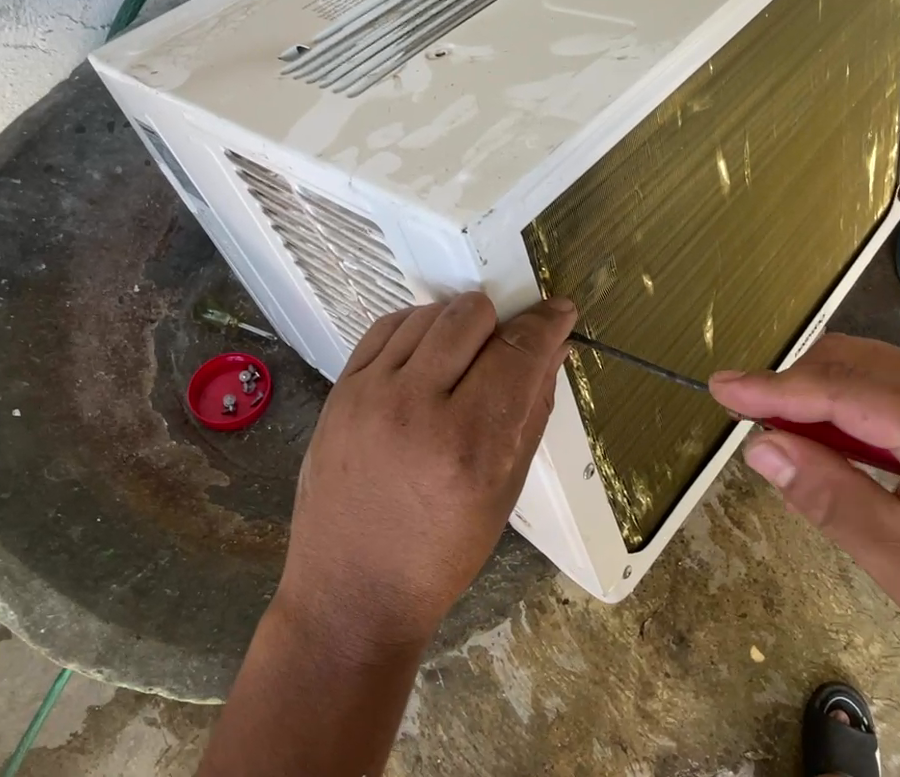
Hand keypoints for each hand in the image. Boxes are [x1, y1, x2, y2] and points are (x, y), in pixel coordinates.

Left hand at [274, 292, 576, 659]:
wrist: (352, 589)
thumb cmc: (441, 552)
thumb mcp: (505, 489)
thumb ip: (534, 408)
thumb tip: (554, 348)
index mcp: (470, 444)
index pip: (518, 350)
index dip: (546, 321)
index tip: (559, 310)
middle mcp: (417, 409)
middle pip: (471, 315)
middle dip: (499, 323)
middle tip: (502, 352)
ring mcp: (370, 396)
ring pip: (430, 313)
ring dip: (458, 326)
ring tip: (461, 363)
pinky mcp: (339, 391)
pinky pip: (387, 326)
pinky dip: (416, 331)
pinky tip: (425, 359)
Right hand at [709, 334, 899, 690]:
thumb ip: (832, 498)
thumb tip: (763, 447)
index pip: (846, 389)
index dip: (776, 388)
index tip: (719, 388)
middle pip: (858, 363)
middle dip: (794, 385)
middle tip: (744, 419)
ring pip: (874, 370)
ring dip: (820, 393)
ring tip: (778, 432)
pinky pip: (895, 391)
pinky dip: (850, 406)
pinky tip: (830, 440)